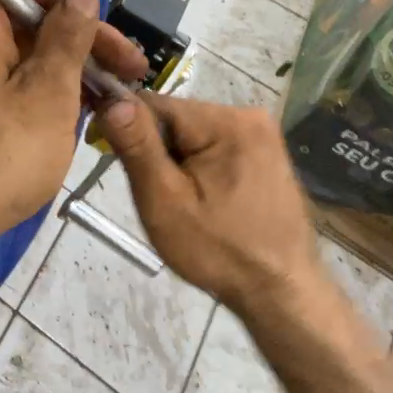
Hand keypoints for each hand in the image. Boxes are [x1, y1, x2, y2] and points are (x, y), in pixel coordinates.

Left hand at [0, 0, 148, 242]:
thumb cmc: (0, 151)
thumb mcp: (47, 93)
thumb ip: (66, 41)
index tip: (86, 16)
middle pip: (25, 21)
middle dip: (78, 36)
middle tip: (129, 66)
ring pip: (26, 57)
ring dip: (71, 68)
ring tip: (118, 95)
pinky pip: (16, 86)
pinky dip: (50, 93)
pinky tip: (87, 114)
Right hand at [97, 92, 322, 309]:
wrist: (281, 295)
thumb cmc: (218, 250)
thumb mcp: (163, 198)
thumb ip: (136, 144)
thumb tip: (110, 97)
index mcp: (226, 120)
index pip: (149, 104)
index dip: (125, 131)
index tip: (116, 163)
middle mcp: (248, 115)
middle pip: (170, 117)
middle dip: (152, 149)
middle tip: (154, 193)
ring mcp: (260, 134)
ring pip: (187, 132)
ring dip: (171, 159)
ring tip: (177, 200)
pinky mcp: (263, 153)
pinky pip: (208, 145)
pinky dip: (193, 166)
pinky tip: (199, 198)